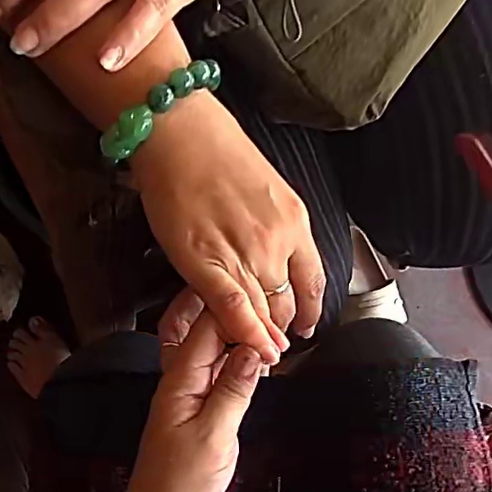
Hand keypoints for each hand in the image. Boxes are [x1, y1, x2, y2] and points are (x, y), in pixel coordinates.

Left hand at [118, 290, 264, 491]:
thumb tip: (252, 350)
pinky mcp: (199, 413)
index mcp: (178, 382)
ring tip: (268, 328)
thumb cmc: (179, 485)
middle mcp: (181, 382)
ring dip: (236, 340)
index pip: (205, 330)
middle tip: (267, 306)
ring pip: (211, 353)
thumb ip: (232, 391)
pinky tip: (257, 363)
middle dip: (231, 315)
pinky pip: (217, 377)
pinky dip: (237, 366)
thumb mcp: (212, 436)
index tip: (268, 305)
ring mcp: (189, 397)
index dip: (236, 313)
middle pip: (202, 333)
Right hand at [132, 93, 326, 360]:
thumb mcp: (262, 185)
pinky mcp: (207, 262)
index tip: (301, 326)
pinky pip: (233, 308)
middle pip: (285, 300)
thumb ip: (269, 222)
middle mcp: (277, 241)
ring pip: (262, 310)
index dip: (308, 309)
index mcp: (293, 220)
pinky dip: (244, 333)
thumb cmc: (212, 149)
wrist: (179, 133)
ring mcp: (244, 253)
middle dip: (281, 329)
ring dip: (263, 338)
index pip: (311, 279)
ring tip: (259, 358)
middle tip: (274, 349)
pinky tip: (250, 349)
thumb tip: (263, 248)